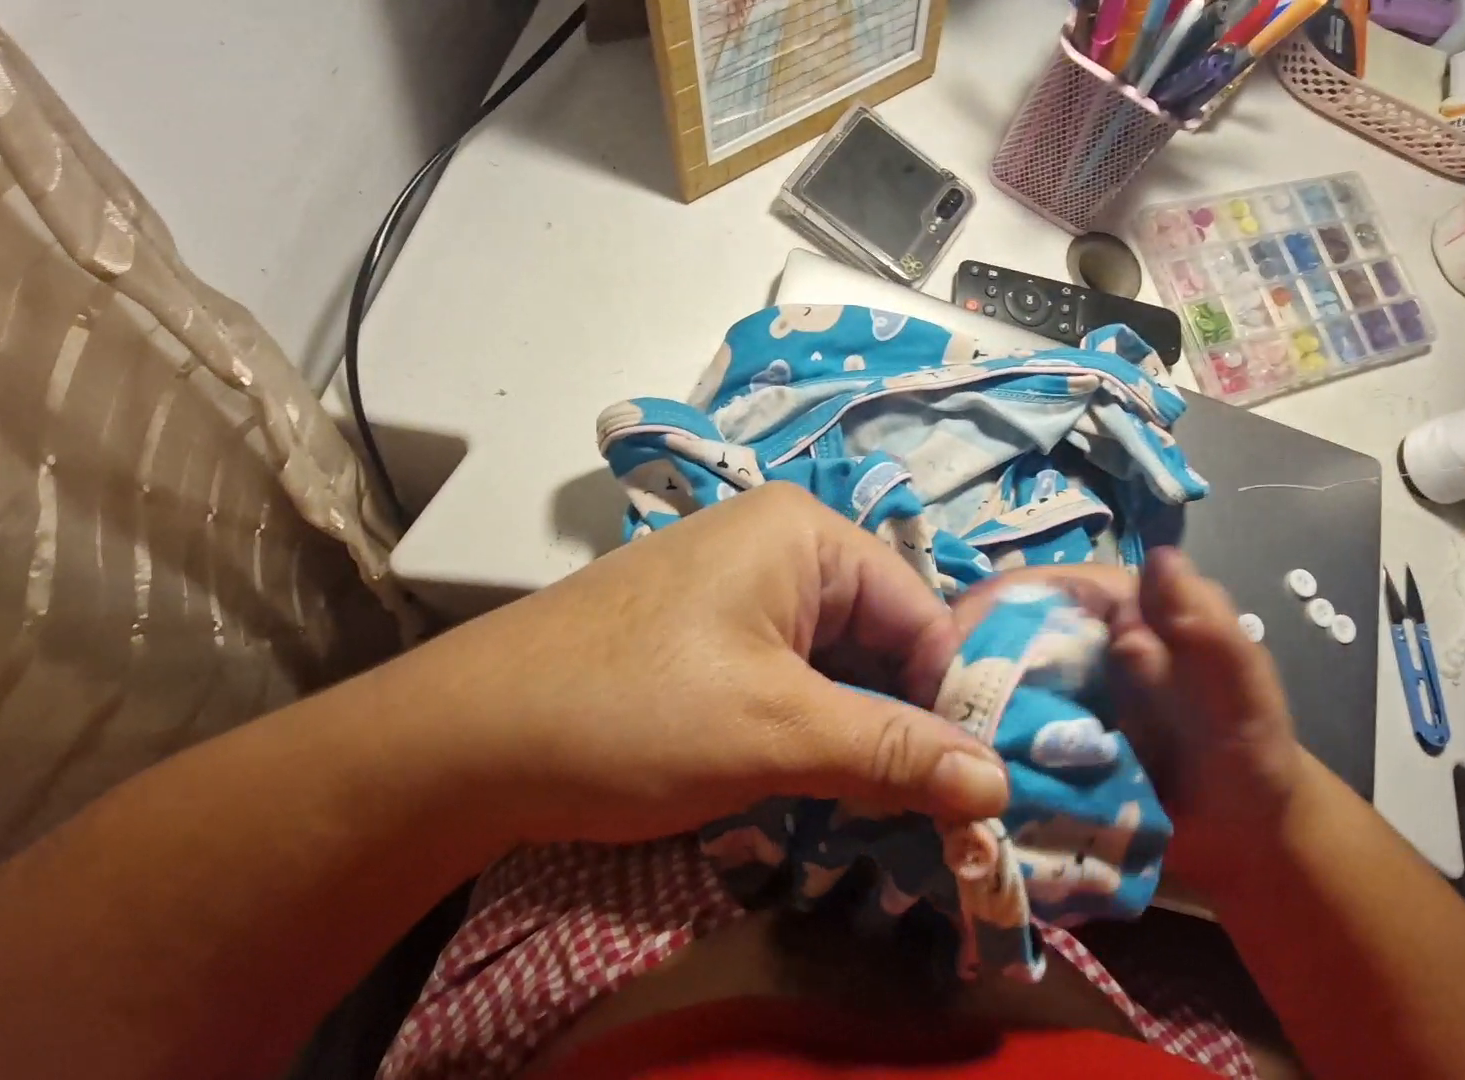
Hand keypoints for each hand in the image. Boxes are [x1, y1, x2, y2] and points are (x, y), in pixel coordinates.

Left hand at [369, 483, 1008, 844]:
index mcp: (806, 535)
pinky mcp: (711, 638)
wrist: (464, 741)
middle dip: (905, 721)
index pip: (923, 613)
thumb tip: (1001, 782)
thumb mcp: (777, 732)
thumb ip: (894, 753)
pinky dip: (815, 729)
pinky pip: (794, 678)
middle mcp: (780, 549)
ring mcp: (740, 593)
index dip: (953, 697)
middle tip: (931, 808)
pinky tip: (815, 779)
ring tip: (875, 803)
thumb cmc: (632, 712)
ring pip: (839, 664)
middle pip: (882, 637)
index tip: (971, 783)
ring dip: (860, 733)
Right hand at [930, 549, 1307, 892]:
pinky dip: (969, 749)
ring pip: (982, 686)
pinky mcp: (1037, 740)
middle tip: (921, 714)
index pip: (1030, 591)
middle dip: (949, 668)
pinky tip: (945, 774)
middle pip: (990, 639)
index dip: (980, 614)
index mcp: (1110, 608)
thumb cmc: (1248, 754)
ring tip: (923, 748)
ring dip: (951, 711)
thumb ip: (1209, 635)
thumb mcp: (1243, 695)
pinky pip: (992, 735)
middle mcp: (1068, 641)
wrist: (1242, 839)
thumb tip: (1162, 558)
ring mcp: (1047, 693)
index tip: (939, 658)